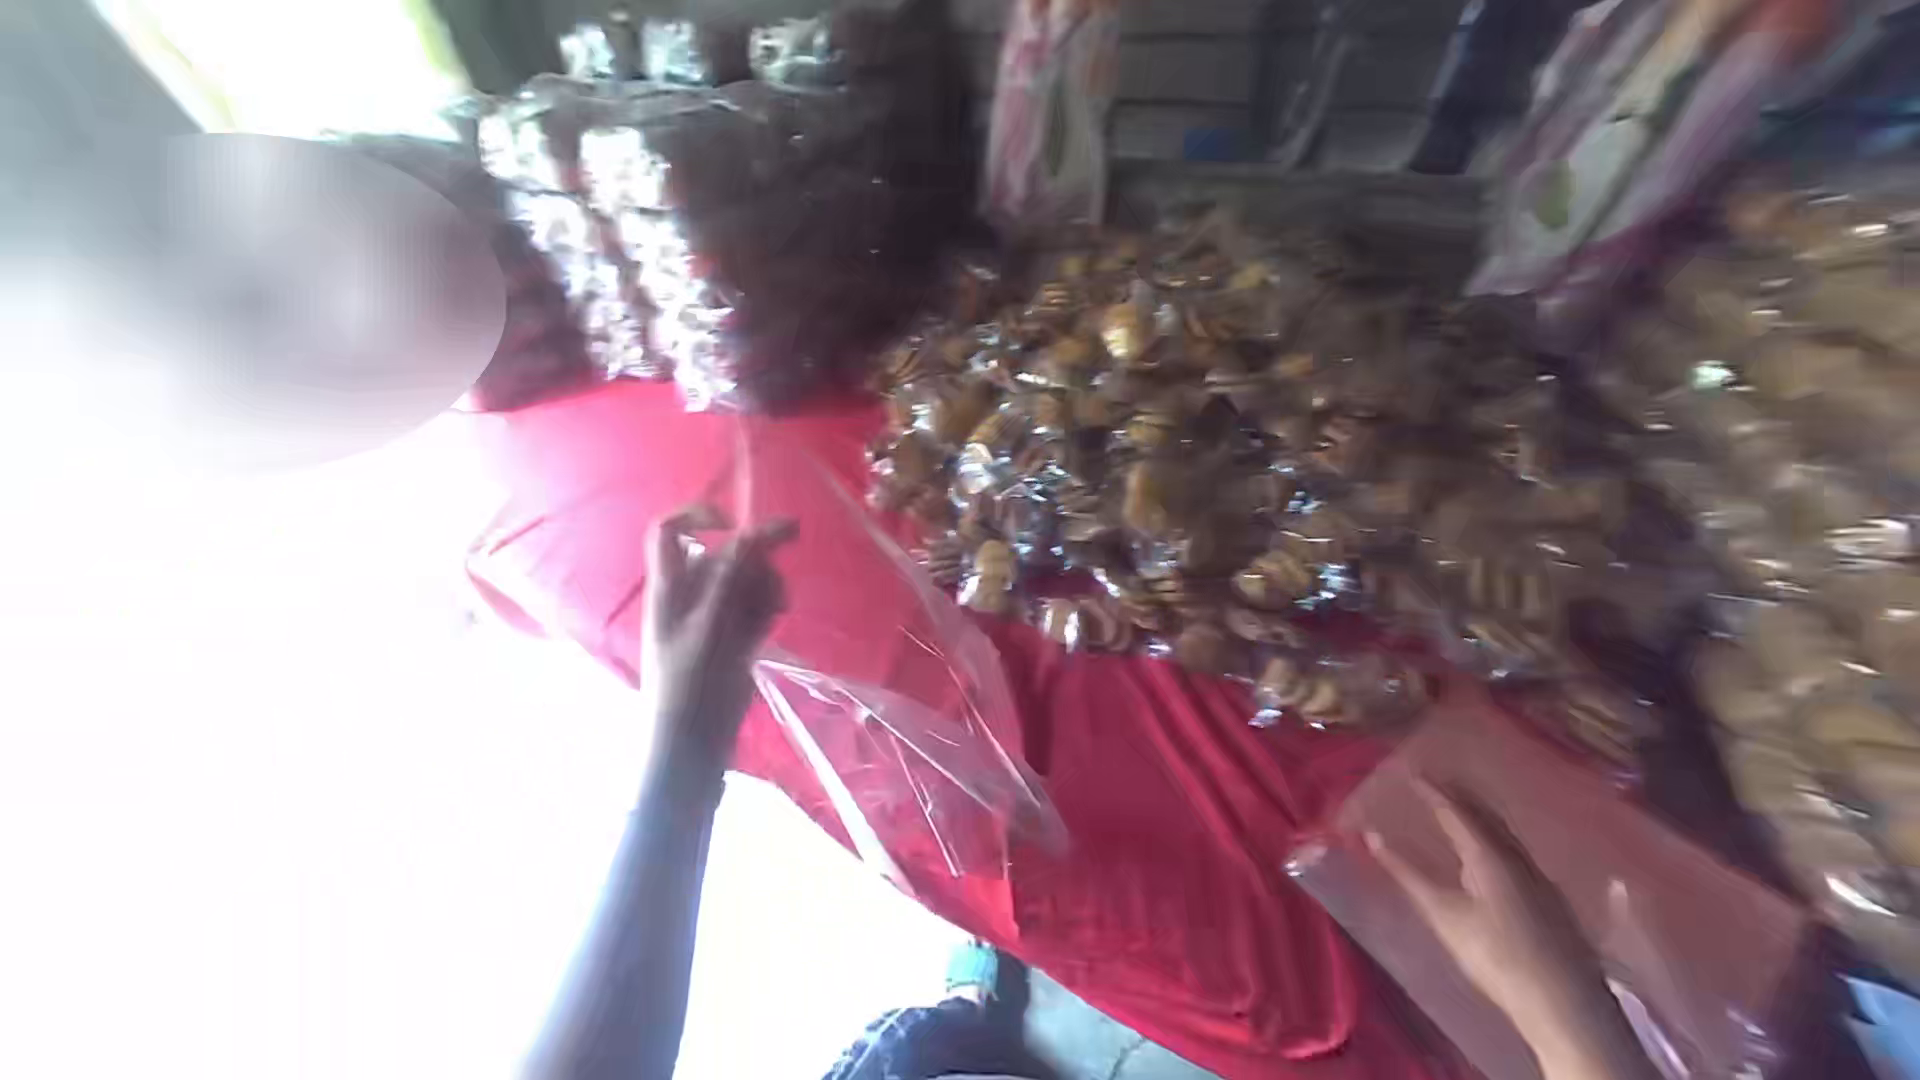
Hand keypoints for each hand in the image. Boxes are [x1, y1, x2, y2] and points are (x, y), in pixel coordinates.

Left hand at [639, 505, 796, 766]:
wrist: (695, 741)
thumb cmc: (690, 685)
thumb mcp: (709, 627)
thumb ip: (729, 579)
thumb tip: (749, 534)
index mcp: (670, 587)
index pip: (670, 531)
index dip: (698, 516)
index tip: (736, 522)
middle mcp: (691, 594)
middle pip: (725, 554)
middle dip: (755, 562)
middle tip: (776, 579)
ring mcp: (715, 614)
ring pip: (747, 579)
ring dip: (766, 586)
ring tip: (775, 610)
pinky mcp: (735, 632)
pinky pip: (756, 603)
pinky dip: (768, 606)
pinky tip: (773, 622)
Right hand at [1368, 781, 1653, 1079]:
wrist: (1567, 1011)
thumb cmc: (1495, 956)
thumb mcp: (1441, 913)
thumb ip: (1406, 872)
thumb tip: (1371, 834)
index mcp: (1489, 856)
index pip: (1455, 811)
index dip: (1431, 789)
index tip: (1410, 770)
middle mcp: (1518, 859)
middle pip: (1486, 815)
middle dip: (1459, 793)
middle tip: (1434, 776)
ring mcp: (1540, 879)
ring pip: (1504, 831)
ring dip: (1478, 811)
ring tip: (1457, 800)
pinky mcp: (1550, 899)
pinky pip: (1515, 847)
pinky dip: (1494, 831)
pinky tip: (1490, 842)